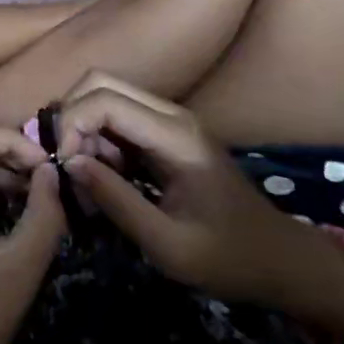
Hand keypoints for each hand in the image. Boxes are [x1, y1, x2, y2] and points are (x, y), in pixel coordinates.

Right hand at [55, 73, 343, 332]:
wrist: (280, 261)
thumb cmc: (229, 258)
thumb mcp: (169, 246)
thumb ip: (117, 202)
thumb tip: (70, 163)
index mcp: (174, 135)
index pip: (105, 99)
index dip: (72, 123)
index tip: (63, 165)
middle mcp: (169, 114)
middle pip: (100, 83)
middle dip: (71, 116)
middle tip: (63, 162)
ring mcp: (168, 121)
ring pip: (106, 97)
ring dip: (83, 130)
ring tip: (81, 179)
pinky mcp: (164, 134)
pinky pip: (118, 118)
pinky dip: (97, 140)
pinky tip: (100, 179)